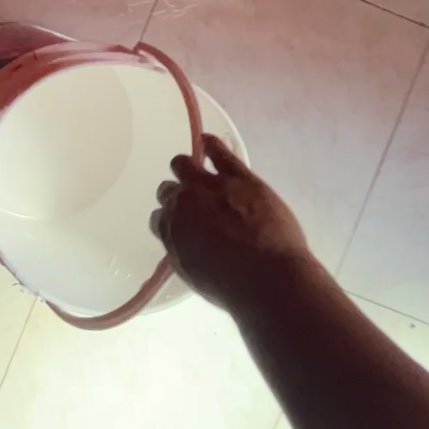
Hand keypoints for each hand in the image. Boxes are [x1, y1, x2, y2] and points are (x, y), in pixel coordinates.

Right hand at [151, 134, 319, 312]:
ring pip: (184, 165)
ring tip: (194, 171)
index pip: (159, 216)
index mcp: (169, 227)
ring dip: (185, 169)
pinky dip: (211, 146)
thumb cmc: (232, 287)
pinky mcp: (238, 178)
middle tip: (194, 206)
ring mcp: (209, 186)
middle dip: (177, 195)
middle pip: (168, 189)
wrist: (270, 280)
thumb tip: (183, 241)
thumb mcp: (193, 274)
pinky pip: (220, 154)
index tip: (183, 226)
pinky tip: (207, 140)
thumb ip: (182, 250)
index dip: (171, 219)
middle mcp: (182, 201)